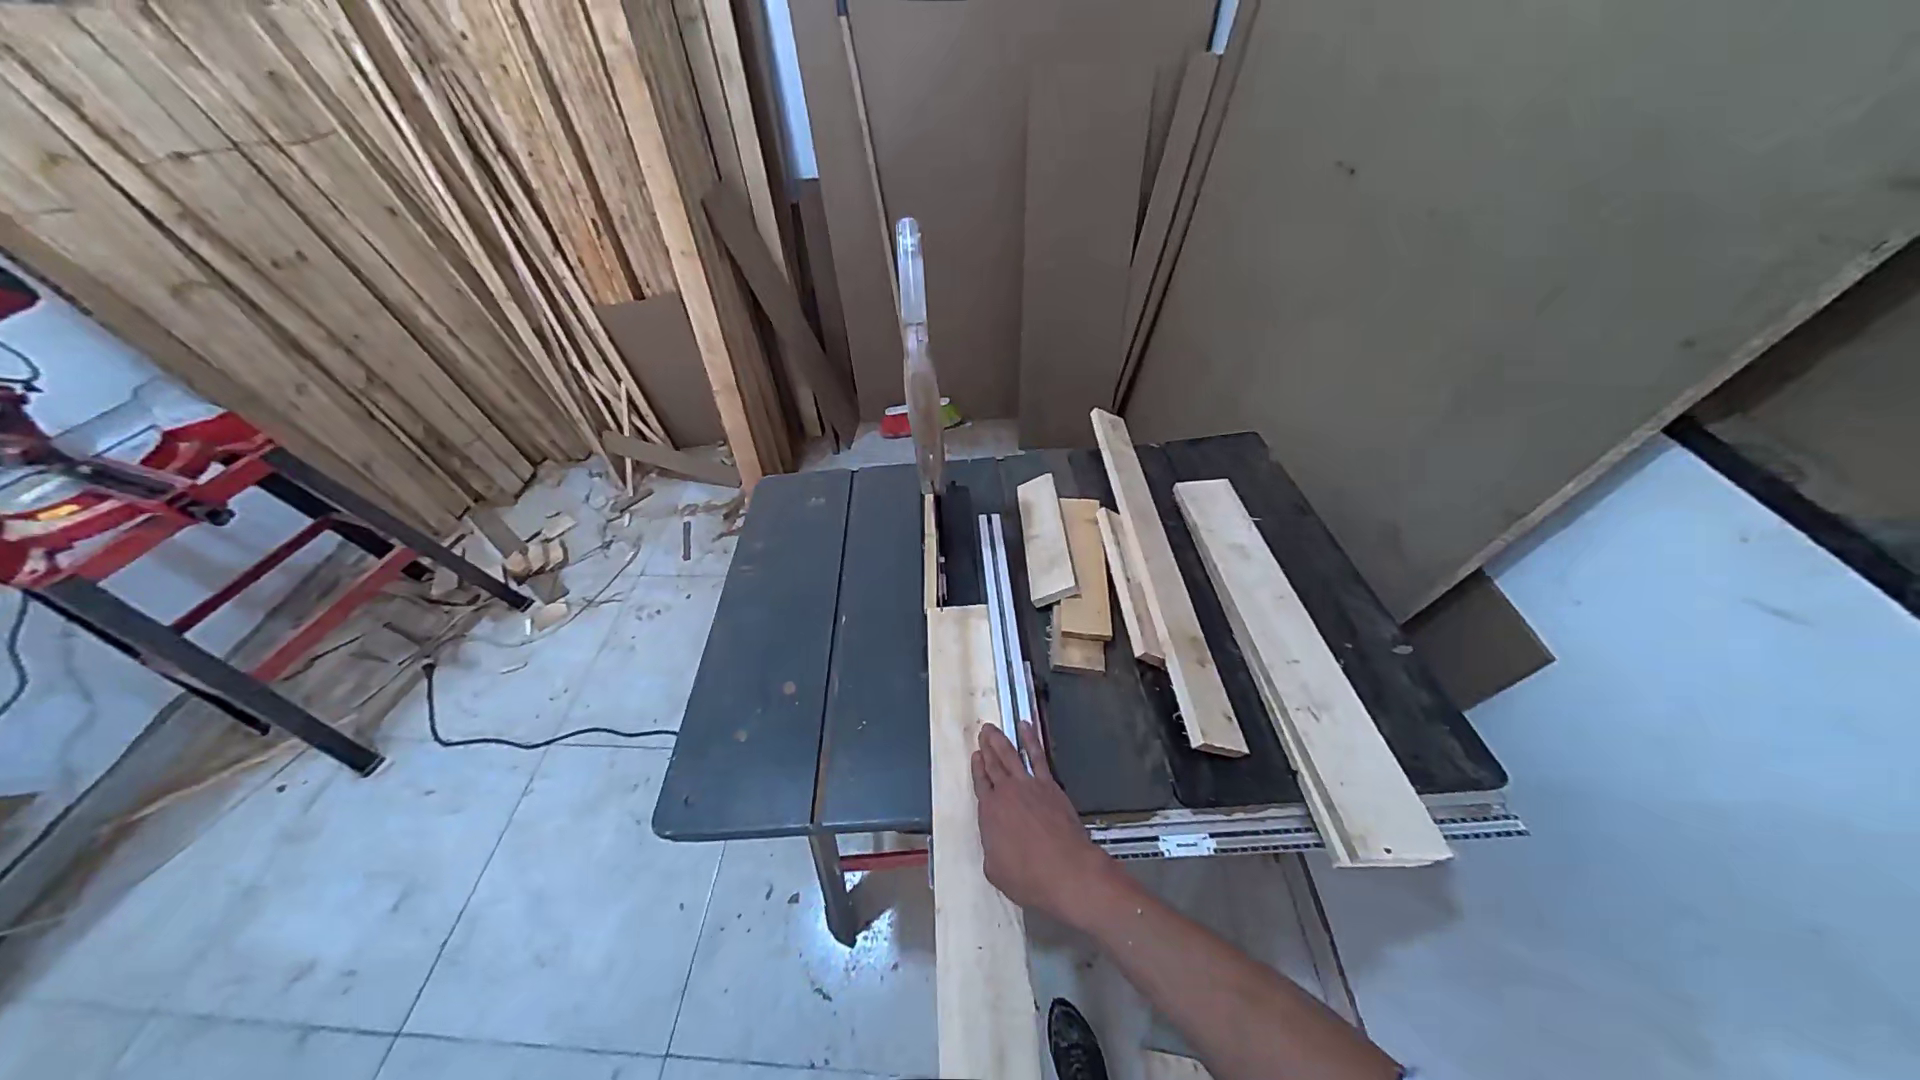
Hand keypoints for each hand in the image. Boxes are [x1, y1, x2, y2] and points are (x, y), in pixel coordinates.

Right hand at [971, 721, 1125, 926]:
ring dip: (1000, 740)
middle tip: (982, 733)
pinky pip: (1037, 756)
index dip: (977, 769)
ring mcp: (1029, 786)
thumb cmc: (1030, 878)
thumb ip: (992, 849)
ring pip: (1010, 755)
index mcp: (989, 814)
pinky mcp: (1050, 785)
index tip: (975, 757)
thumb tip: (995, 841)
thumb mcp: (996, 870)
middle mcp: (1006, 794)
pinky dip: (1030, 739)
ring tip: (993, 728)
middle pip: (993, 765)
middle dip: (986, 748)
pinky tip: (1026, 728)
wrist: (1067, 872)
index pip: (980, 785)